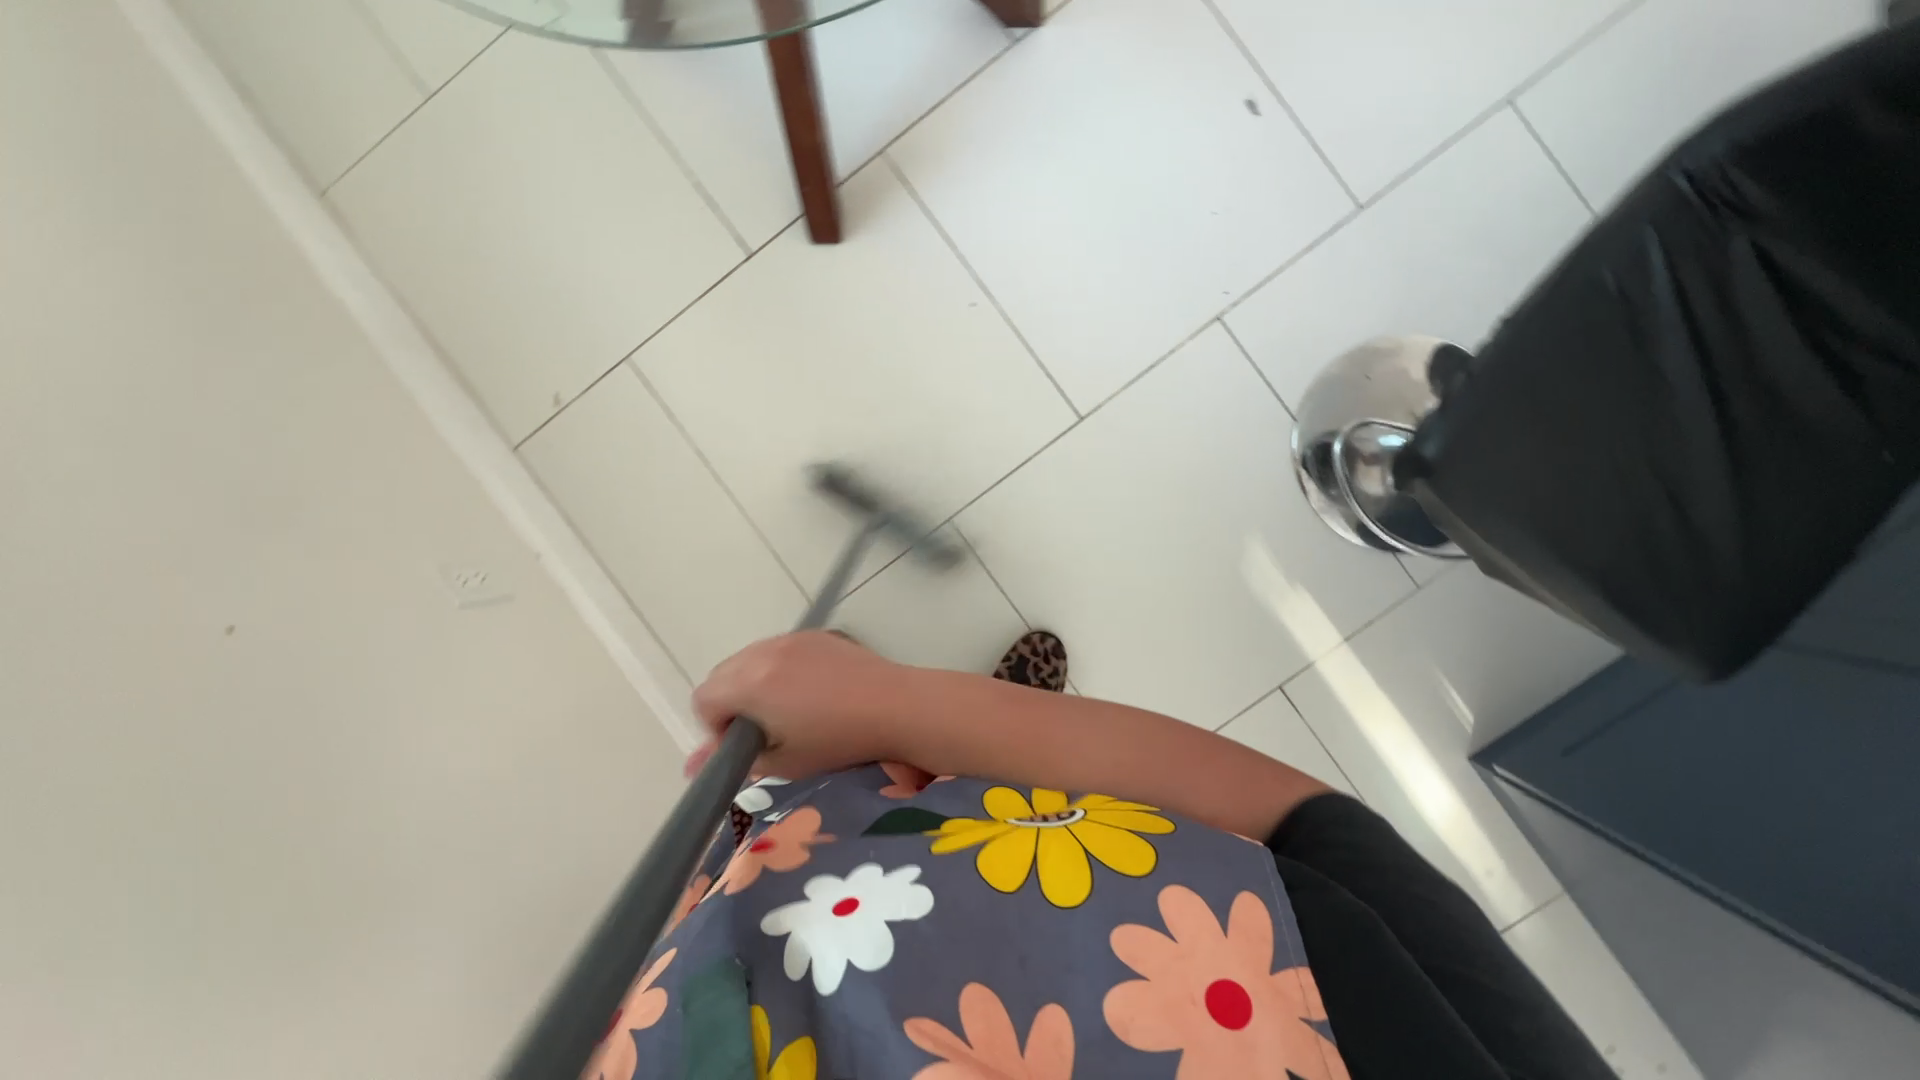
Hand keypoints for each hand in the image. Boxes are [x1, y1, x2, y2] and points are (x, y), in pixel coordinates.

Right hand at [686, 631, 911, 780]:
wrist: (895, 706)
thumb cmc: (838, 740)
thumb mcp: (784, 762)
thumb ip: (735, 760)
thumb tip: (692, 769)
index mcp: (749, 682)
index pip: (703, 700)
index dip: (716, 729)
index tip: (746, 746)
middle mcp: (763, 652)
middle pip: (722, 675)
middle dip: (732, 704)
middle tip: (765, 731)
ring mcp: (790, 638)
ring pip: (749, 660)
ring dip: (754, 685)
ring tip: (790, 711)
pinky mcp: (814, 635)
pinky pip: (778, 651)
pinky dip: (779, 670)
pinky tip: (812, 692)